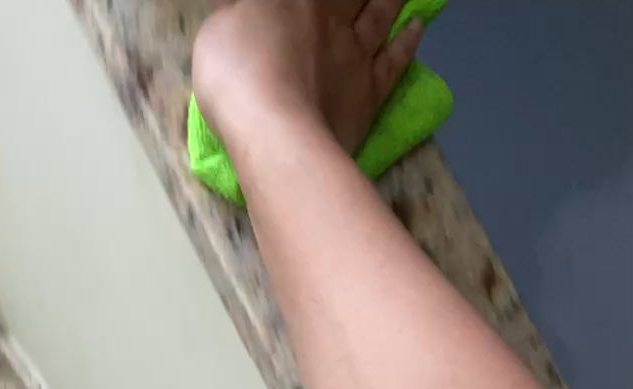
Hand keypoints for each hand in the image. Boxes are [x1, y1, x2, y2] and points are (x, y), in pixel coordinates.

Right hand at [192, 0, 424, 155]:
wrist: (272, 132)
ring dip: (392, 0)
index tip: (310, 4)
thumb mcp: (217, 28)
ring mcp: (355, 53)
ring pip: (383, 12)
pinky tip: (415, 28)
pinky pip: (396, 61)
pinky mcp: (370, 92)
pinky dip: (408, 42)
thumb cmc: (235, 74)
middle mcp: (332, 16)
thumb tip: (243, 9)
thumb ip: (236, 11)